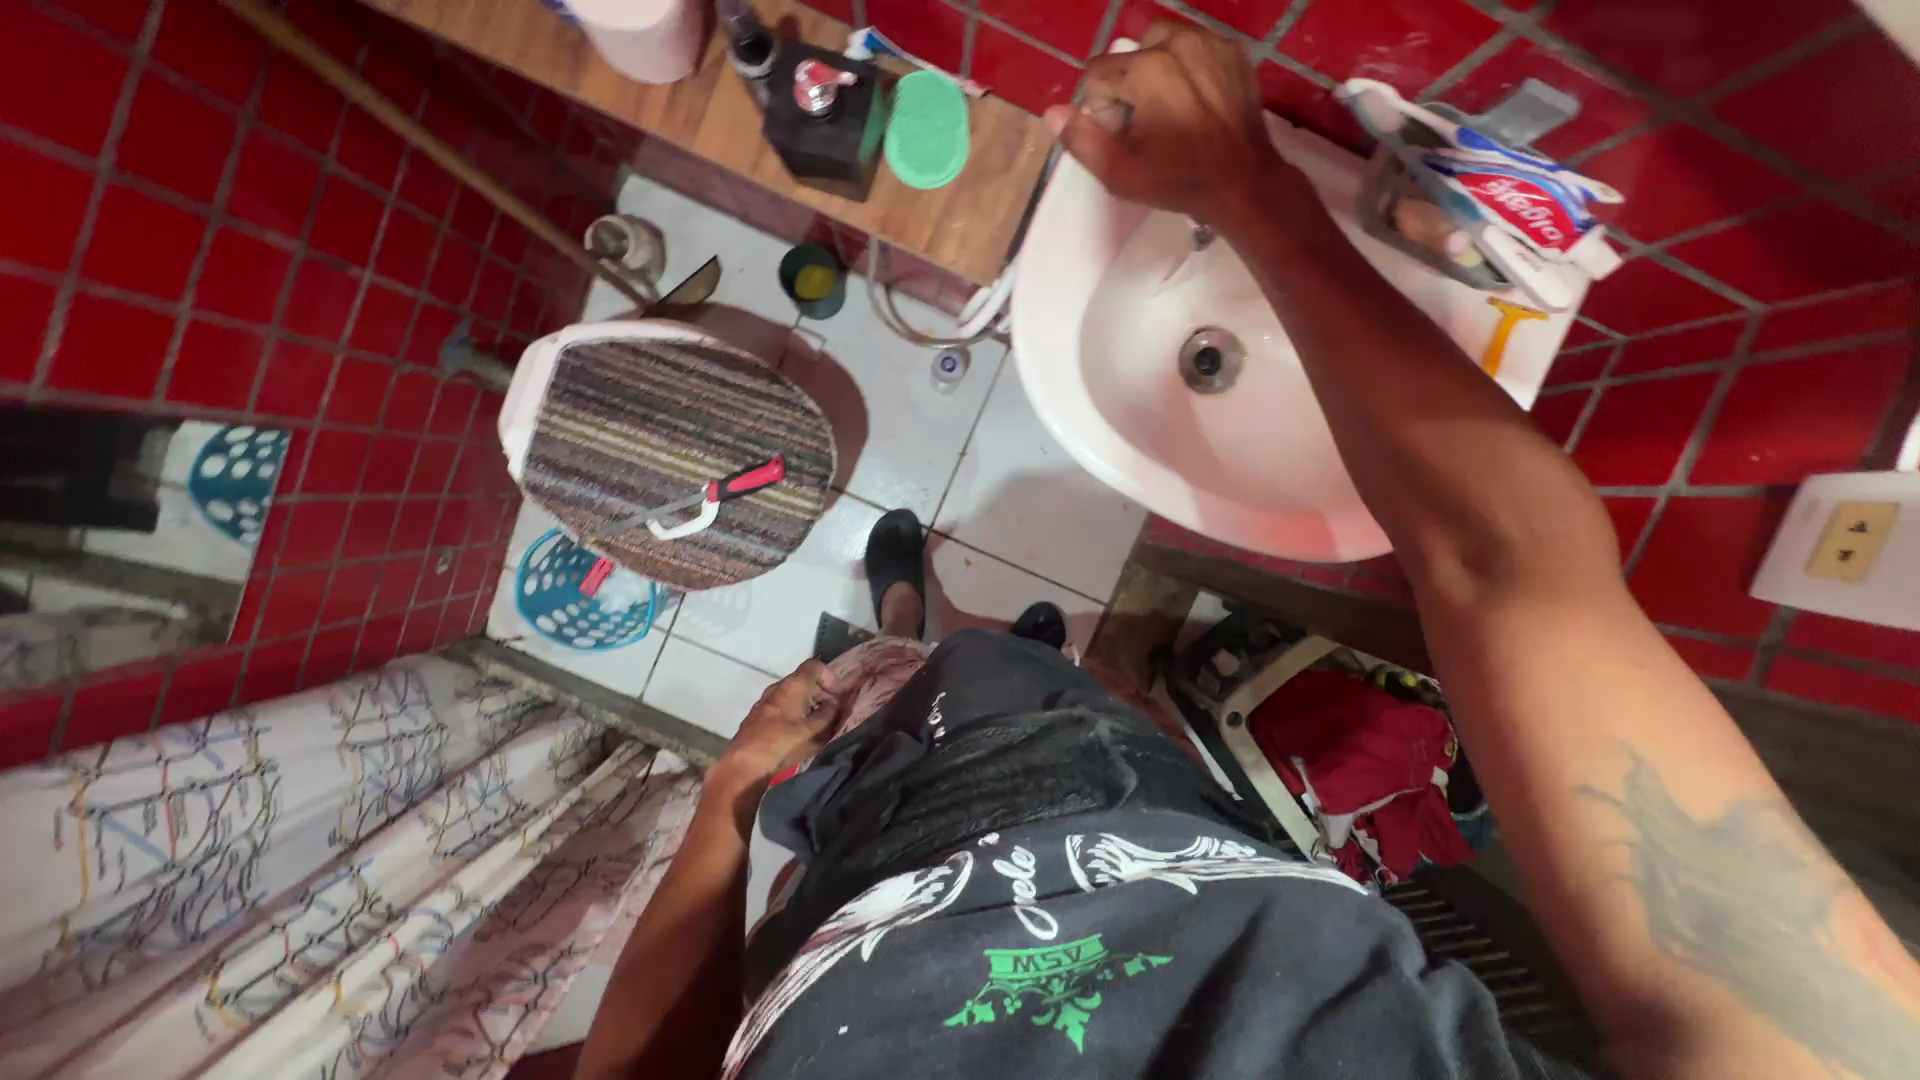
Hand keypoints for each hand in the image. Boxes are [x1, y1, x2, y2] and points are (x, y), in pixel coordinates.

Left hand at [713, 659, 842, 789]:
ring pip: (790, 694)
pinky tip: (796, 731)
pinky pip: (780, 706)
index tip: (838, 696)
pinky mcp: (756, 715)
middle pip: (803, 679)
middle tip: (831, 710)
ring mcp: (764, 700)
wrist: (746, 762)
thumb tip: (835, 703)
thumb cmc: (785, 742)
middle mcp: (777, 686)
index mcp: (793, 684)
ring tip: (816, 723)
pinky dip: (793, 712)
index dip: (830, 677)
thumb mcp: (816, 730)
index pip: (815, 666)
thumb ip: (829, 713)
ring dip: (806, 704)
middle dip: (820, 692)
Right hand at [1044, 21, 1309, 225]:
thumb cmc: (1177, 181)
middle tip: (1144, 125)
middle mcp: (1177, 43)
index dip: (1100, 107)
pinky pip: (1195, 47)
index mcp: (1146, 69)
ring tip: (1168, 110)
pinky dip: (1186, 68)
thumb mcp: (1119, 173)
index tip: (1120, 134)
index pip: (1097, 72)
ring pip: (1162, 42)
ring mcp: (1210, 43)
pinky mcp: (1232, 51)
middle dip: (1127, 85)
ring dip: (1155, 71)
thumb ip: (1081, 140)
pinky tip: (1193, 102)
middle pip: (1129, 54)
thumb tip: (1051, 112)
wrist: (1241, 182)